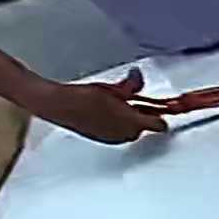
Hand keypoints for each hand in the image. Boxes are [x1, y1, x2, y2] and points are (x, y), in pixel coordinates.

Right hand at [20, 69, 167, 143]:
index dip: (161, 115)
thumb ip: (131, 85)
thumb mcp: (113, 88)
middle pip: (146, 127)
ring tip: (114, 105)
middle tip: (131, 101)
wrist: (56, 105)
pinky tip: (105, 113)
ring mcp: (116, 139)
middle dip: (141, 114)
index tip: (162, 109)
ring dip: (129, 119)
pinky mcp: (105, 140)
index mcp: (133, 122)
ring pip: (132, 129)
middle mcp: (128, 135)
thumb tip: (138, 77)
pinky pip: (119, 132)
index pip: (160, 125)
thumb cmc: (82, 97)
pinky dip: (117, 123)